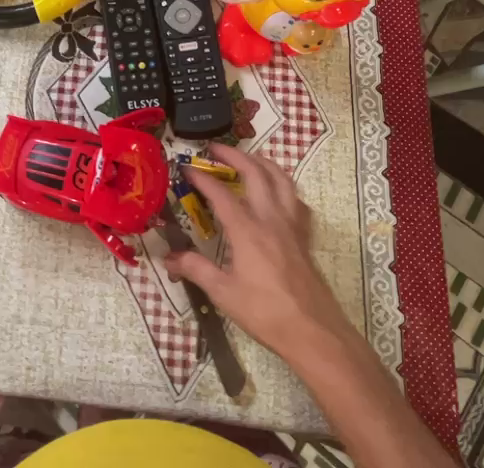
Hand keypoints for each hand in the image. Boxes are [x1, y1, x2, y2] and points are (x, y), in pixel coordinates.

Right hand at [161, 144, 356, 367]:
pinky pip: (297, 202)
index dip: (202, 178)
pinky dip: (286, 189)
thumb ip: (196, 269)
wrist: (314, 333)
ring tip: (249, 159)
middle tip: (215, 150)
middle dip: (234, 156)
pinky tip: (279, 195)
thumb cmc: (266, 313)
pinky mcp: (304, 239)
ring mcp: (292, 227)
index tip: (186, 168)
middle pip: (255, 174)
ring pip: (282, 181)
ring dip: (264, 163)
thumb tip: (169, 258)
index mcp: (247, 230)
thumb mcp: (224, 294)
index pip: (221, 193)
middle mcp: (271, 219)